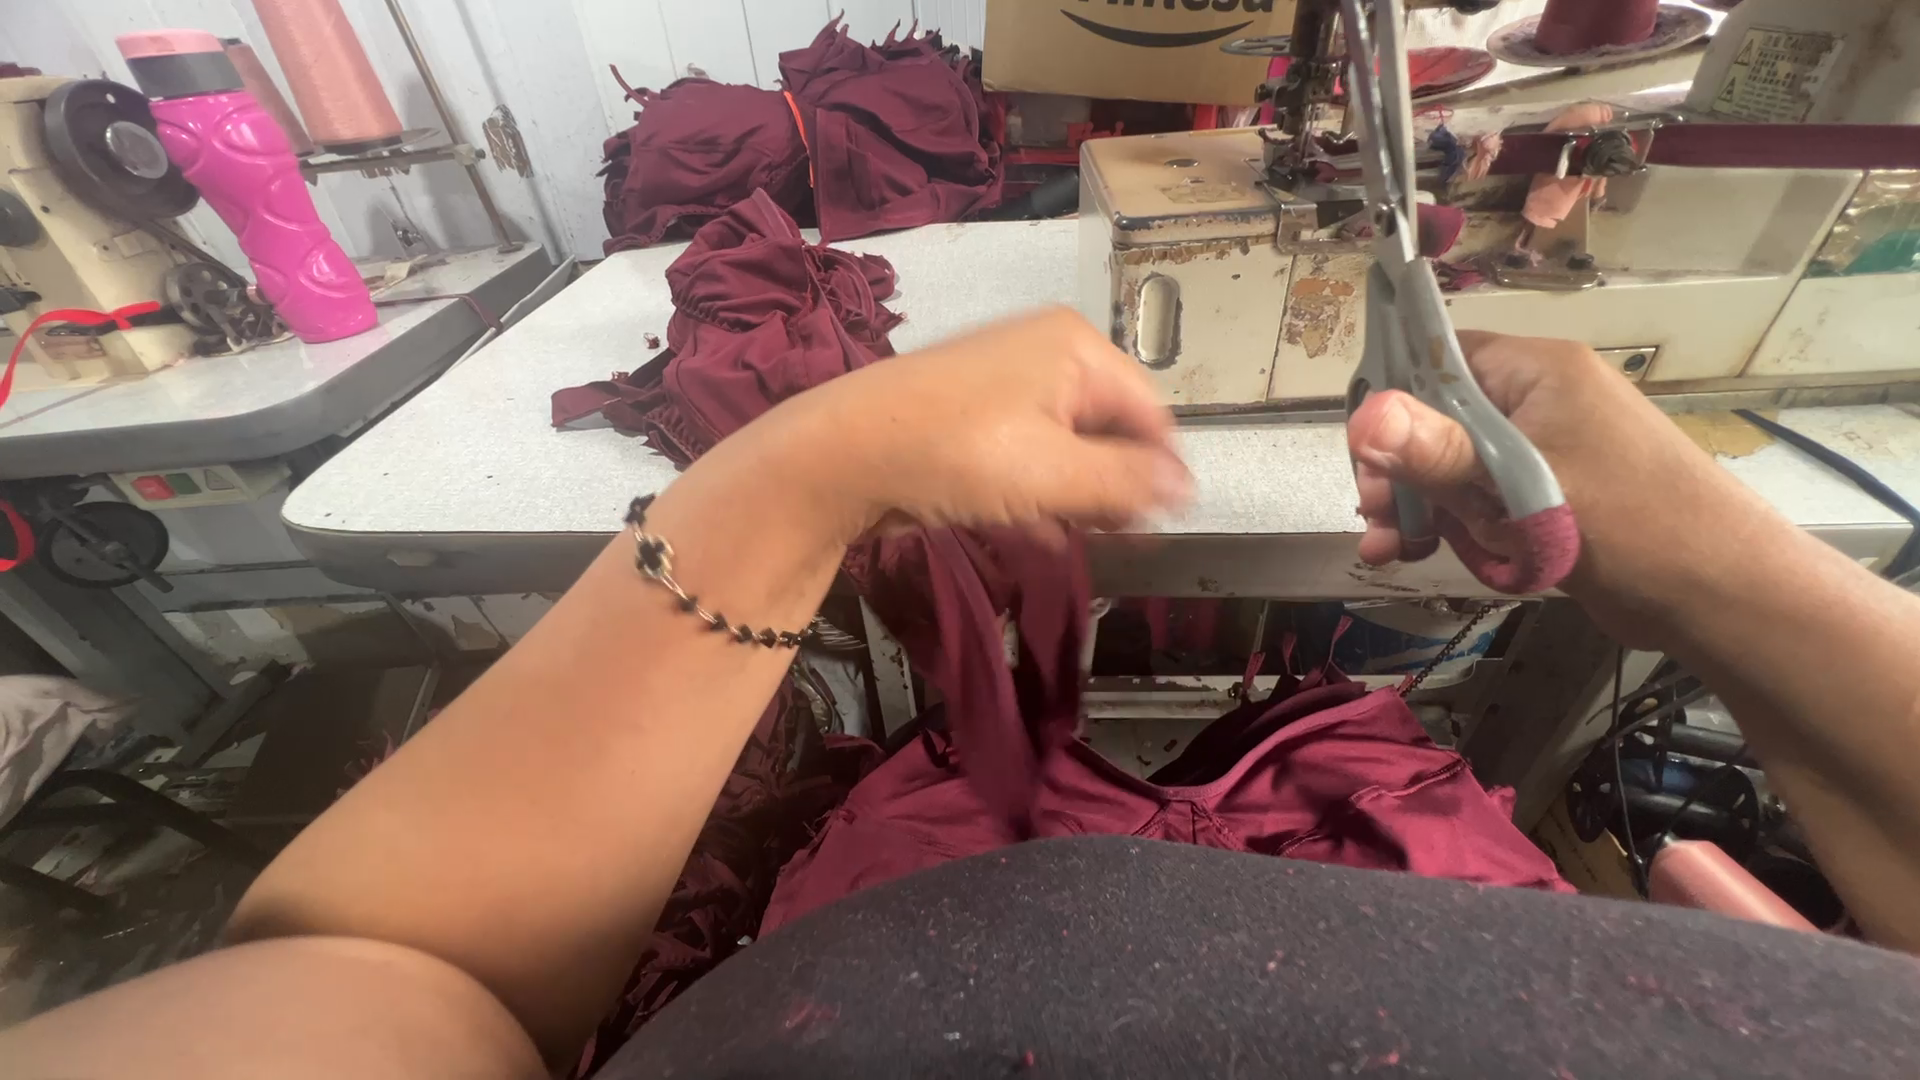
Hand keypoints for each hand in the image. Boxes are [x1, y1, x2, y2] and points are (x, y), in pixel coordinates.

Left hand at [723, 307, 1192, 544]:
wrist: (842, 455)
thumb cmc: (957, 453)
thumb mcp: (1054, 471)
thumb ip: (1127, 481)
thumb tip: (1190, 489)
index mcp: (1075, 349)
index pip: (1149, 410)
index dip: (1161, 469)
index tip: (1166, 525)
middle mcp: (1044, 356)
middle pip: (1108, 427)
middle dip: (1118, 486)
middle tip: (1124, 539)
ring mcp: (1004, 388)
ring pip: (1066, 448)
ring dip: (1080, 496)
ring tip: (1089, 541)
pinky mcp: (973, 422)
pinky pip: (1026, 458)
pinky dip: (1040, 494)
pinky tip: (1045, 533)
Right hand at [1347, 332, 1790, 640]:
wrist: (1718, 597)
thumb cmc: (1628, 525)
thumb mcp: (1521, 485)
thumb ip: (1439, 450)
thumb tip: (1363, 416)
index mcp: (1534, 371)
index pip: (1433, 357)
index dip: (1387, 401)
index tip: (1365, 457)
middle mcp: (1529, 398)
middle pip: (1427, 419)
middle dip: (1393, 470)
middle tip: (1375, 516)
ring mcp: (1530, 446)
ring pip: (1439, 463)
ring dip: (1407, 505)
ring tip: (1387, 549)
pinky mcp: (1532, 489)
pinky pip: (1463, 494)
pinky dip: (1436, 522)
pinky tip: (1412, 552)